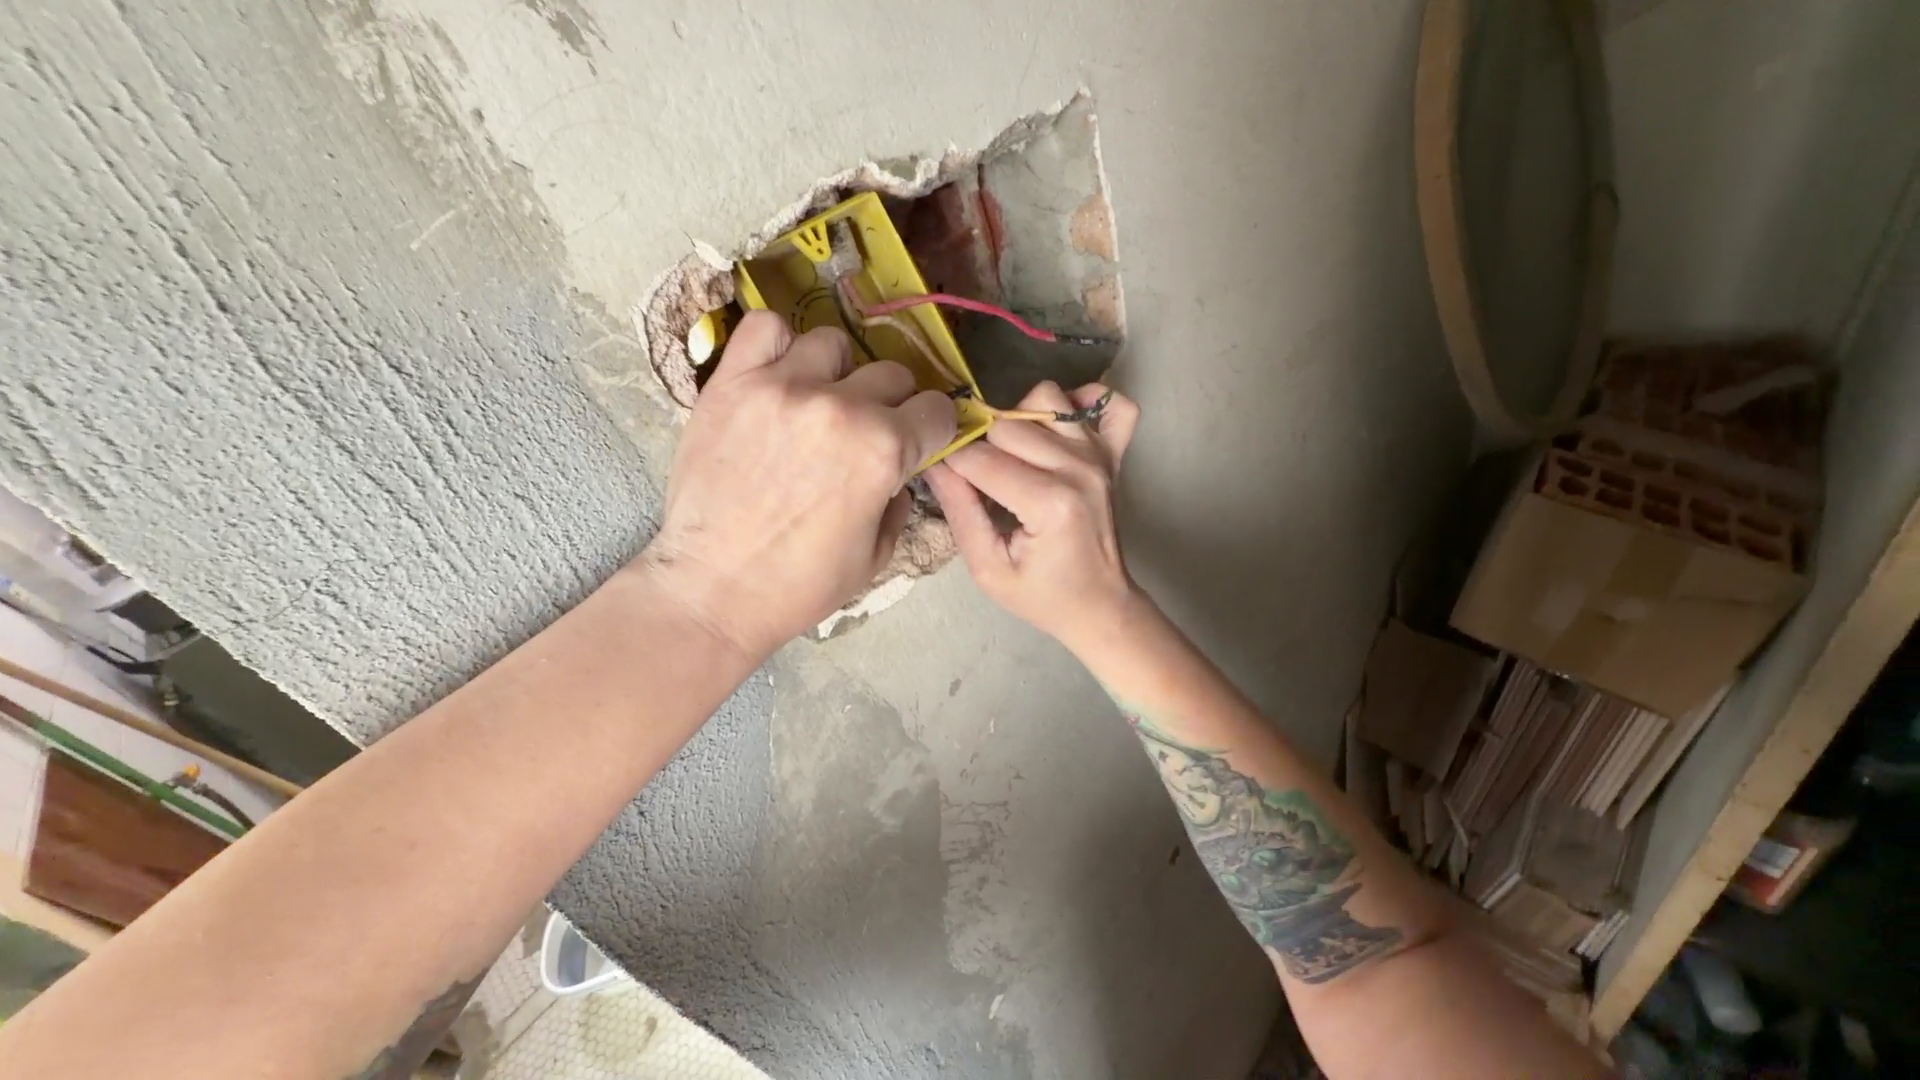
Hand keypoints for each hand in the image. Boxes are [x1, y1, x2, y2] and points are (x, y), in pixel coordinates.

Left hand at [641, 311, 955, 658]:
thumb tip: (900, 470)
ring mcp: (782, 387)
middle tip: (864, 435)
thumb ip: (900, 499)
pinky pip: (766, 328)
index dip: (932, 431)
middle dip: (890, 406)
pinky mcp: (732, 383)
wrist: (715, 588)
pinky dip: (779, 344)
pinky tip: (778, 376)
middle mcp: (841, 407)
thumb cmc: (801, 584)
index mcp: (884, 450)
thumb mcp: (878, 555)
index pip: (937, 409)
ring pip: (834, 343)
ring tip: (817, 404)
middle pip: (892, 374)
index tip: (916, 444)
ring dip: (837, 373)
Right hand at [923, 381, 1141, 649]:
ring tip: (1012, 455)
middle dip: (980, 444)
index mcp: (1050, 503)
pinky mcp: (1114, 452)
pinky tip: (1056, 430)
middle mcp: (1079, 468)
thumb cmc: (1041, 595)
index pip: (980, 458)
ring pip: (1046, 399)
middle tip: (976, 476)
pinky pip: (1109, 402)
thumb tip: (932, 461)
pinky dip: (1081, 403)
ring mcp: (1100, 455)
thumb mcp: (987, 568)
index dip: (952, 463)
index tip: (944, 478)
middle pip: (1008, 423)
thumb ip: (960, 511)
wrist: (1100, 606)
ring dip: (1019, 420)